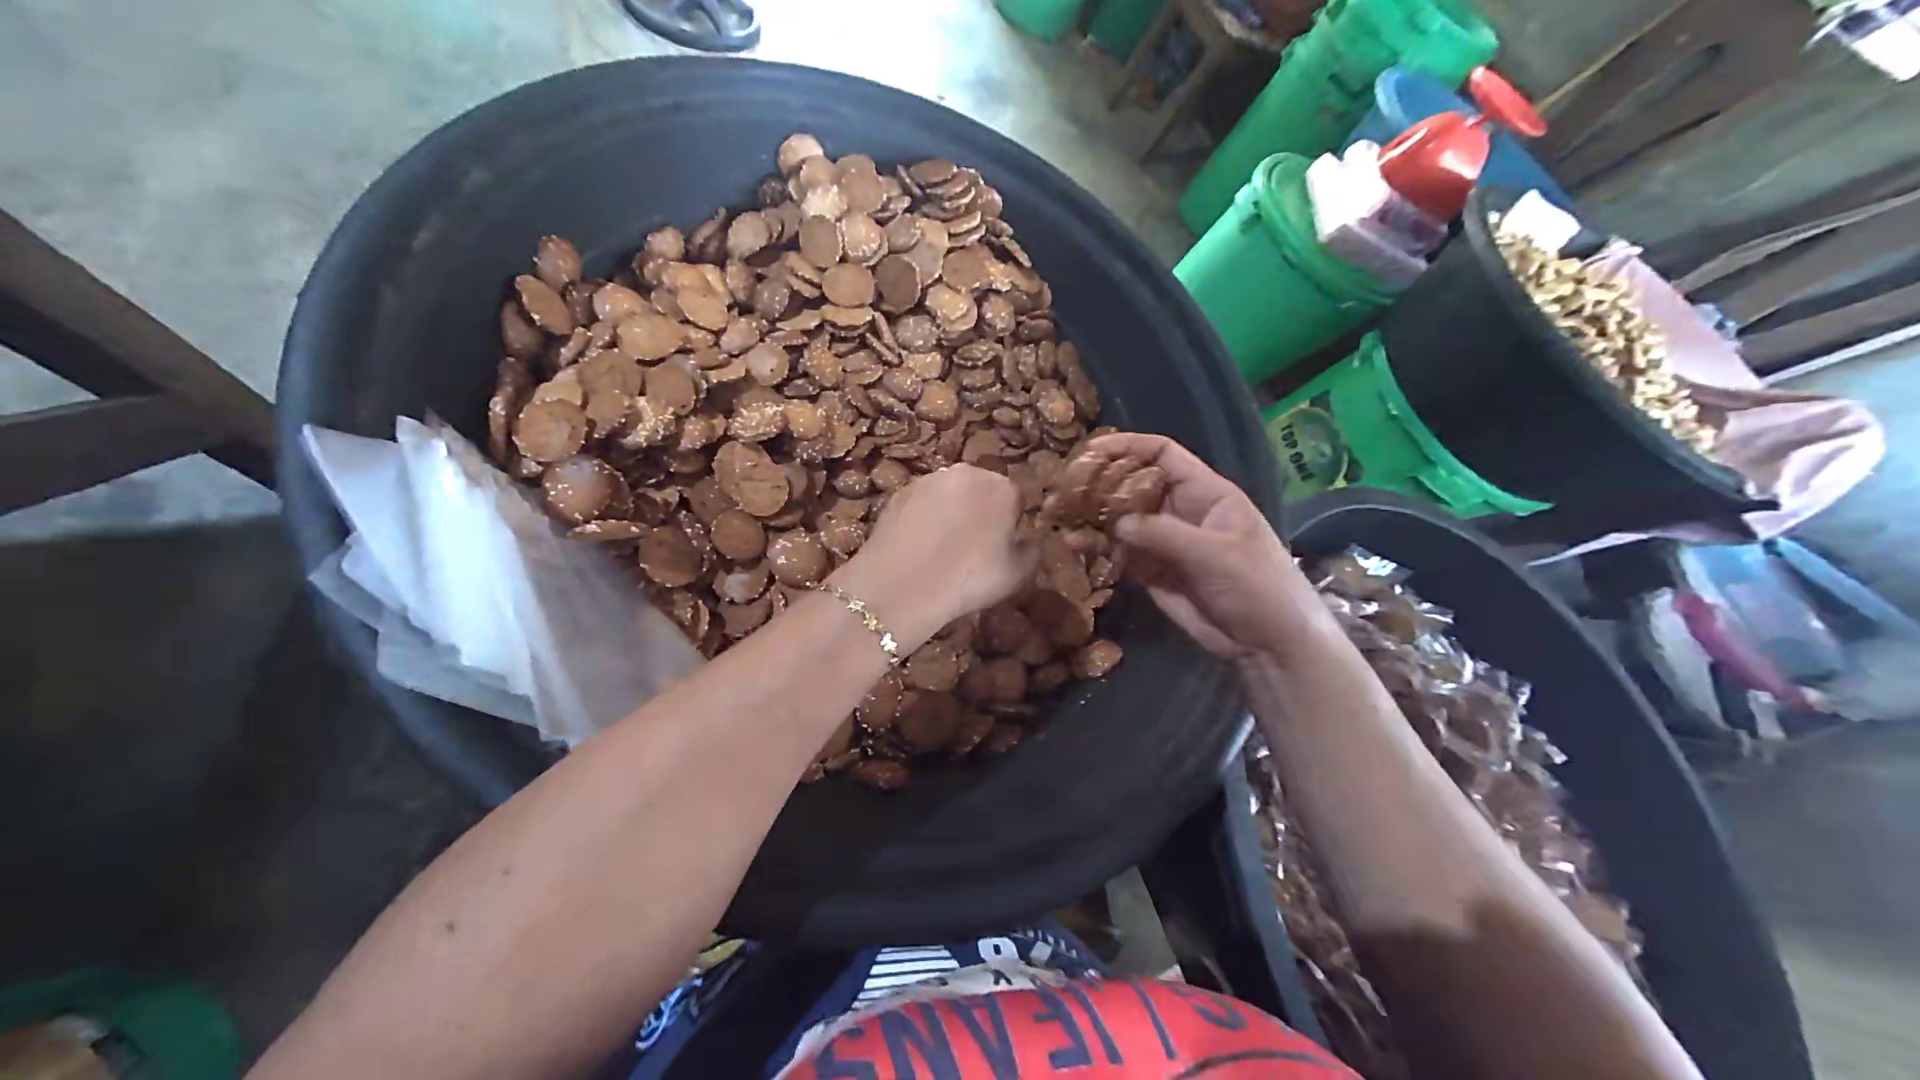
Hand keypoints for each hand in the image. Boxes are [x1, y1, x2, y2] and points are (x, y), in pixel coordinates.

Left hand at [828, 464, 1034, 649]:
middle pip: (981, 491)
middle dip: (980, 512)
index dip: (1010, 526)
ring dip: (951, 513)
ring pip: (949, 495)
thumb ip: (1032, 549)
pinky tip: (919, 546)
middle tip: (972, 548)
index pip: (1015, 501)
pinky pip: (921, 504)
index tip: (1000, 549)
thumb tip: (1028, 538)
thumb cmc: (969, 578)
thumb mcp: (1018, 574)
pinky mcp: (899, 492)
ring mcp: (928, 480)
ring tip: (942, 549)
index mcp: (1002, 487)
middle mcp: (966, 473)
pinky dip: (923, 518)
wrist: (903, 585)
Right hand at [1085, 433, 1335, 663]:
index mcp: (1206, 493)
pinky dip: (1098, 549)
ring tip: (1060, 518)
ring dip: (1093, 518)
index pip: (1163, 455)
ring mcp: (1164, 542)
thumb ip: (1164, 535)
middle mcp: (1181, 511)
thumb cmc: (1257, 587)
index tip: (1093, 450)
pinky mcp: (1152, 571)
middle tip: (1065, 488)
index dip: (1129, 447)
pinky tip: (1074, 548)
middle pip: (1134, 485)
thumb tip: (1116, 524)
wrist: (1268, 644)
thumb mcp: (1215, 555)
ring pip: (1122, 520)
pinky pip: (1120, 553)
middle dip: (1101, 484)